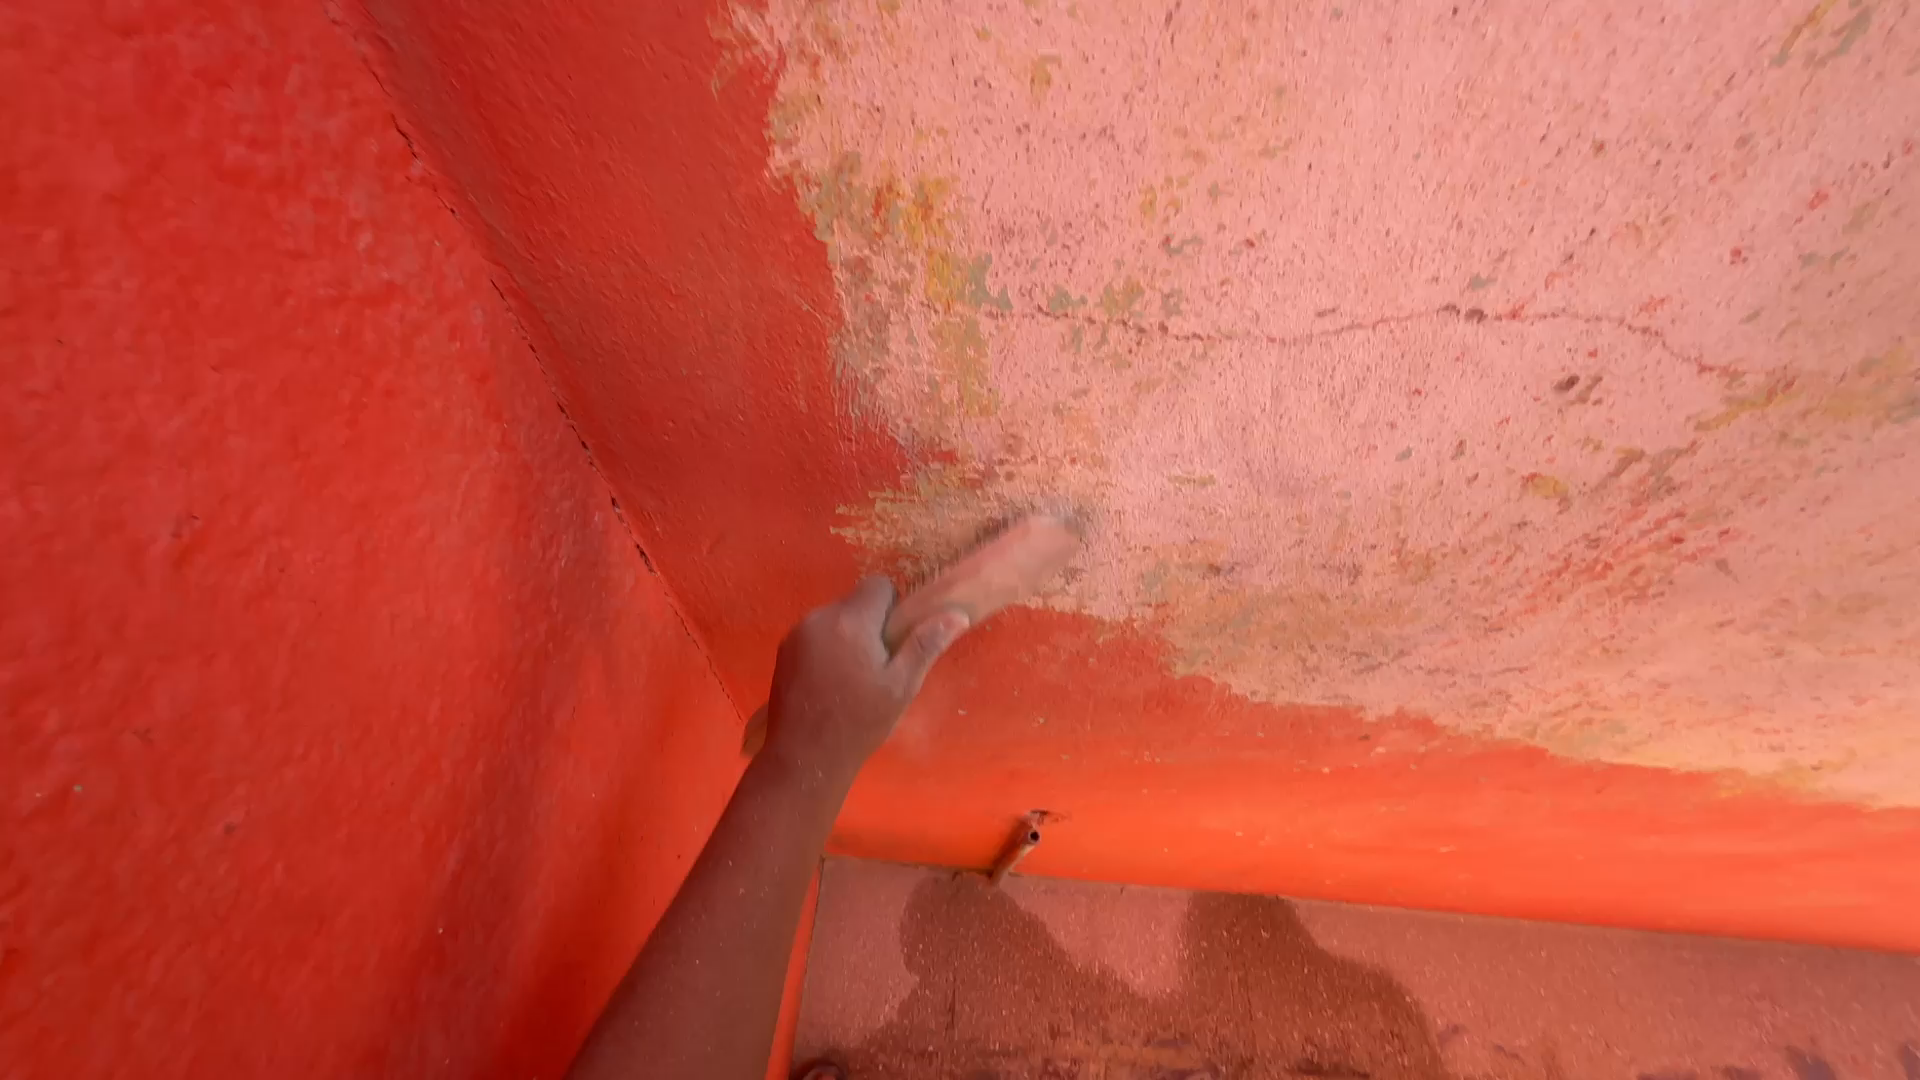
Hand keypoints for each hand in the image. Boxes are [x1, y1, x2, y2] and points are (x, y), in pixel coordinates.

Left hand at [761, 576, 970, 789]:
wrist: (804, 758)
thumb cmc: (859, 723)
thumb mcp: (901, 687)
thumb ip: (925, 644)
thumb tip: (956, 614)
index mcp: (851, 621)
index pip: (878, 585)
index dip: (892, 607)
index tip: (894, 641)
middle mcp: (820, 618)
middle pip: (855, 601)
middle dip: (870, 624)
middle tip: (877, 665)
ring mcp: (797, 633)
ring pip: (835, 617)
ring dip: (848, 635)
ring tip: (852, 678)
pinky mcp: (783, 650)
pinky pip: (816, 633)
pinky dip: (828, 647)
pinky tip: (830, 682)